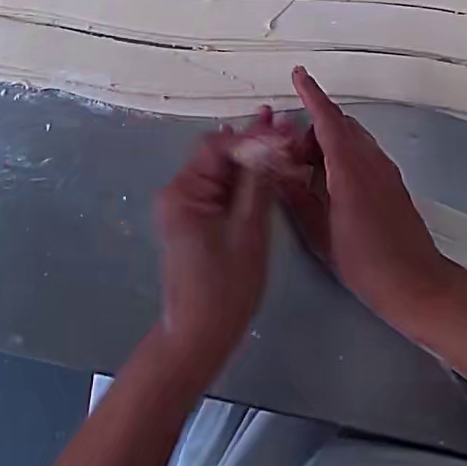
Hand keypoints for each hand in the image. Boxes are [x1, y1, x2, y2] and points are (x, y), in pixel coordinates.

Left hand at [151, 116, 275, 374]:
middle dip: (254, 140)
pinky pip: (222, 186)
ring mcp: (187, 204)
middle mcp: (179, 191)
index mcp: (184, 192)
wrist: (197, 338)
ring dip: (252, 155)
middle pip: (219, 153)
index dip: (253, 136)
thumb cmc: (223, 290)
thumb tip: (268, 143)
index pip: (219, 147)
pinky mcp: (197, 217)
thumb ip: (256, 184)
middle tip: (287, 127)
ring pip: (223, 167)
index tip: (283, 130)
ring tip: (284, 139)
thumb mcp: (247, 232)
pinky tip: (267, 164)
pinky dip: (245, 176)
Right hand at [277, 67, 466, 336]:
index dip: (311, 94)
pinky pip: (363, 152)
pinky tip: (331, 182)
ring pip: (352, 138)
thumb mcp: (321, 233)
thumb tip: (279, 173)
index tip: (299, 76)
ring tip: (307, 172)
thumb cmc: (368, 263)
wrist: (416, 283)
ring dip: (328, 142)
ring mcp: (384, 170)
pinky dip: (343, 154)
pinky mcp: (392, 181)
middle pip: (338, 125)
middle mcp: (370, 161)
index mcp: (349, 169)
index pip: (327, 119)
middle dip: (312, 129)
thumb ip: (297, 197)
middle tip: (290, 154)